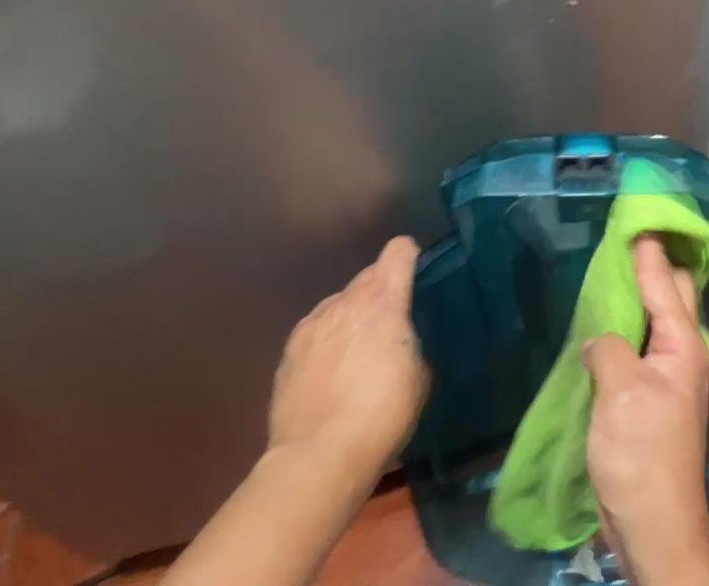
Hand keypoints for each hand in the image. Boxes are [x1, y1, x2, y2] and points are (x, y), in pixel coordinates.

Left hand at [269, 236, 429, 480]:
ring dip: (352, 315)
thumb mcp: (419, 373)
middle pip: (367, 276)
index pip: (398, 252)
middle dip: (381, 291)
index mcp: (383, 302)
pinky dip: (328, 339)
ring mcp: (311, 325)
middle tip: (391, 324)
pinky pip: (317, 329)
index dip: (410, 257)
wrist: (319, 455)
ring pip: (339, 303)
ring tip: (358, 352)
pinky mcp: (288, 351)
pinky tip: (332, 371)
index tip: (416, 275)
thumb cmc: (384, 413)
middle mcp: (345, 302)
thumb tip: (396, 334)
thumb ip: (409, 338)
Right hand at [583, 236, 708, 583]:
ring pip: (657, 319)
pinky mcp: (650, 398)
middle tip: (631, 232)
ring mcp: (668, 377)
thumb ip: (609, 348)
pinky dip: (628, 324)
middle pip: (672, 294)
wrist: (654, 524)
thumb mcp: (621, 392)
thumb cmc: (642, 454)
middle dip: (657, 262)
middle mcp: (682, 353)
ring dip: (641, 292)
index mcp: (683, 344)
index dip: (651, 250)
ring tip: (618, 265)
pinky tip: (609, 321)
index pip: (667, 281)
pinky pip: (641, 345)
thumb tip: (600, 338)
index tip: (640, 217)